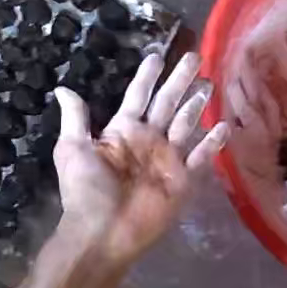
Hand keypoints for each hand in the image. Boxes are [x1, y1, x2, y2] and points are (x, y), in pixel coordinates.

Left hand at [52, 52, 227, 268]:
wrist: (104, 233)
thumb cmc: (86, 192)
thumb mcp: (73, 150)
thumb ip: (75, 119)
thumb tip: (63, 88)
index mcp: (122, 130)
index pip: (138, 95)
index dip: (147, 76)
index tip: (157, 55)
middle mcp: (148, 139)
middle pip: (168, 102)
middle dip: (180, 80)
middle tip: (193, 57)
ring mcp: (168, 158)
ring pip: (187, 123)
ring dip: (197, 104)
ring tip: (208, 84)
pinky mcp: (184, 178)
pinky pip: (201, 156)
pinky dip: (213, 142)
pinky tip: (223, 125)